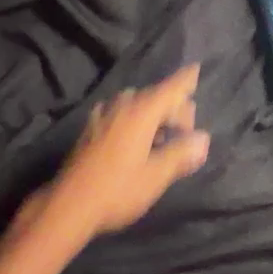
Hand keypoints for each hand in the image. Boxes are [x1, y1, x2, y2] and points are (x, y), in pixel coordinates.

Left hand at [0, 67, 211, 273]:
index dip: (185, 79)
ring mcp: (104, 114)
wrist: (69, 205)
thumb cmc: (118, 189)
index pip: (171, 87)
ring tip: (161, 139)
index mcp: (142, 110)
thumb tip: (203, 138)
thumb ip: (181, 154)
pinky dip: (133, 118)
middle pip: (156, 95)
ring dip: (153, 115)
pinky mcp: (91, 127)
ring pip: (137, 104)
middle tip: (184, 134)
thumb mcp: (156, 176)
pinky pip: (120, 113)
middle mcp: (124, 104)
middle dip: (174, 109)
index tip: (197, 68)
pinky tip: (133, 140)